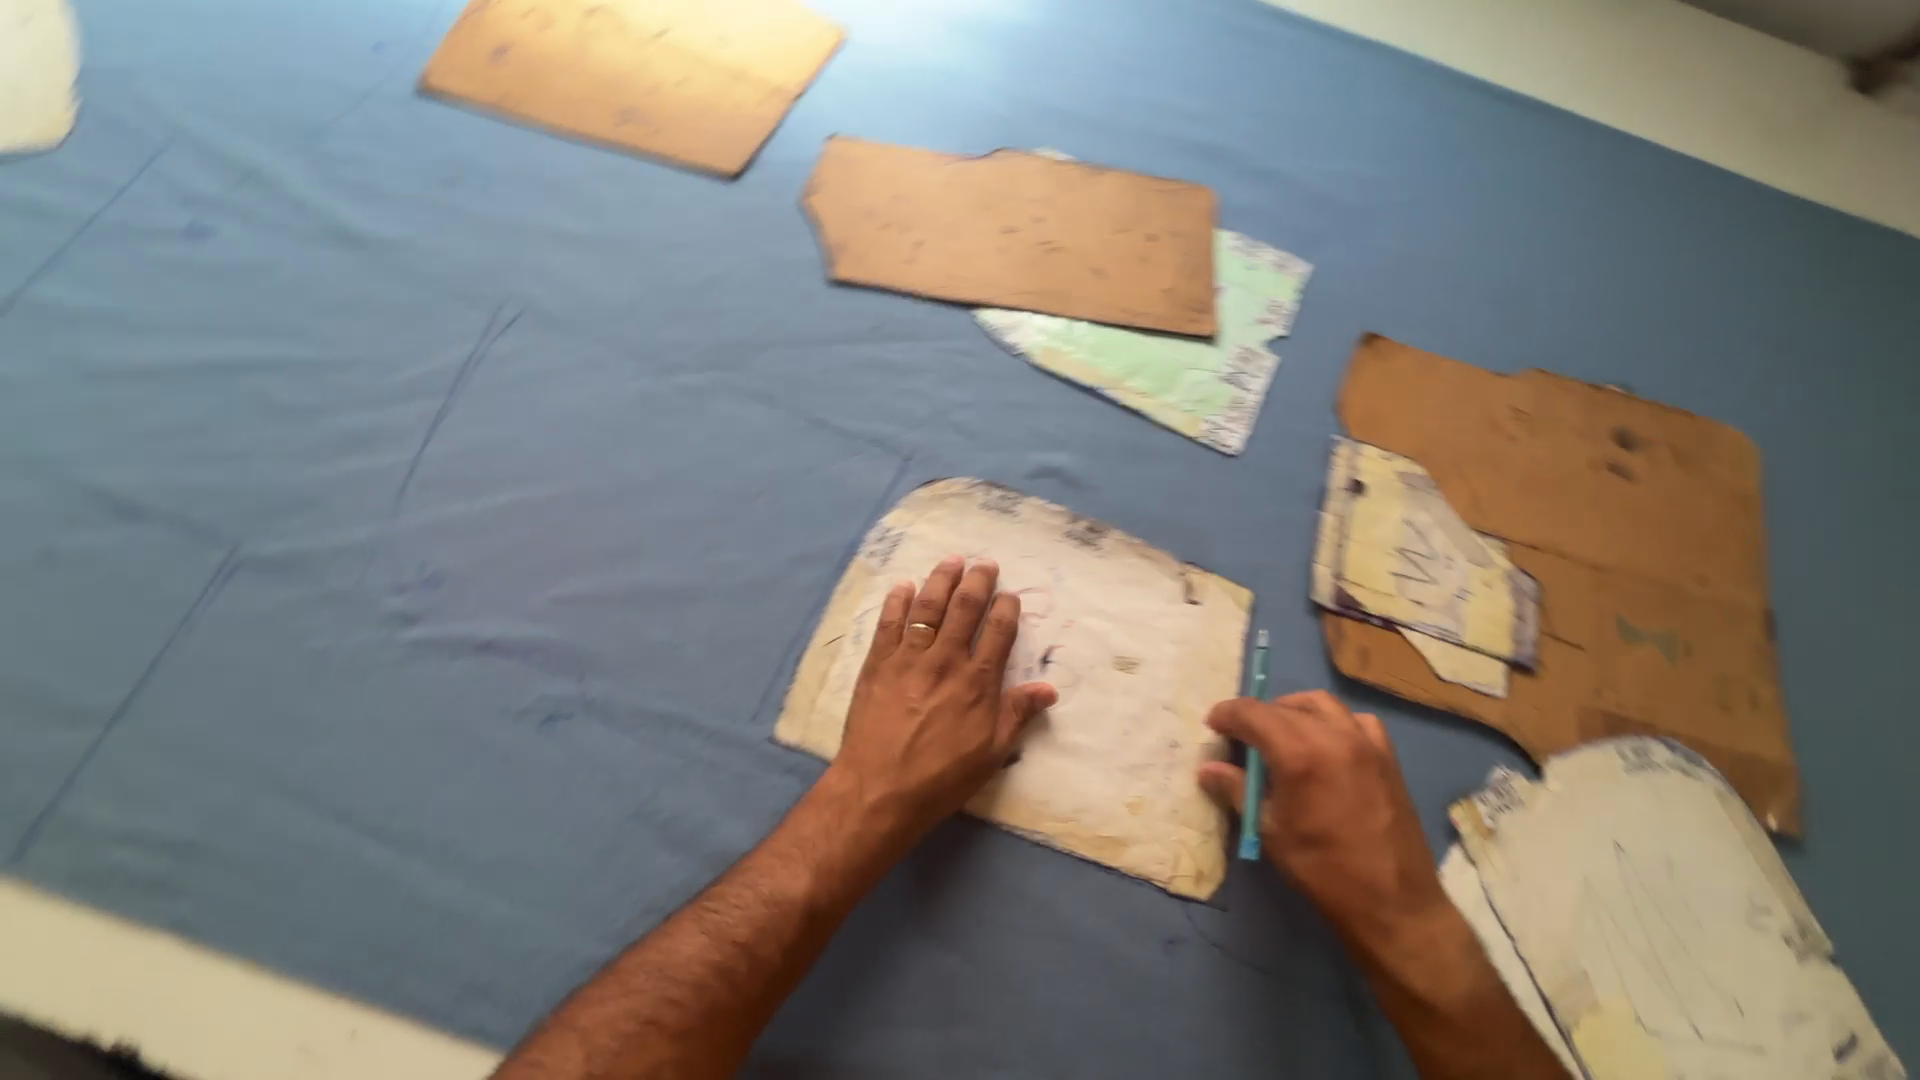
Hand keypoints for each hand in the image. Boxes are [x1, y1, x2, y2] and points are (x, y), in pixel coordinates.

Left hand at [828, 555, 1056, 842]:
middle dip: (978, 582)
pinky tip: (904, 586)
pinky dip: (898, 601)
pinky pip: (889, 623)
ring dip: (942, 579)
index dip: (1006, 608)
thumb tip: (1048, 688)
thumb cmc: (942, 777)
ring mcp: (909, 658)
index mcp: (978, 681)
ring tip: (952, 561)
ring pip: (928, 606)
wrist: (880, 789)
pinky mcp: (878, 663)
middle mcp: (946, 660)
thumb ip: (1018, 715)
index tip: (1010, 594)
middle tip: (985, 563)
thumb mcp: (992, 753)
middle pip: (965, 609)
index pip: (998, 632)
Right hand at [1197, 692, 1450, 955]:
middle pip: (1283, 707)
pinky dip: (1332, 721)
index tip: (1214, 726)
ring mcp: (1365, 743)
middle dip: (1255, 715)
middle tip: (1239, 737)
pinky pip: (1355, 720)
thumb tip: (1207, 768)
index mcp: (1299, 754)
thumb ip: (1236, 789)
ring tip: (1279, 733)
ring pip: (1320, 704)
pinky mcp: (1387, 756)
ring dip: (1292, 710)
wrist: (1394, 903)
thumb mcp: (1269, 831)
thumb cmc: (1323, 870)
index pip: (1253, 713)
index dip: (1227, 715)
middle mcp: (1333, 736)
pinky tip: (1325, 743)